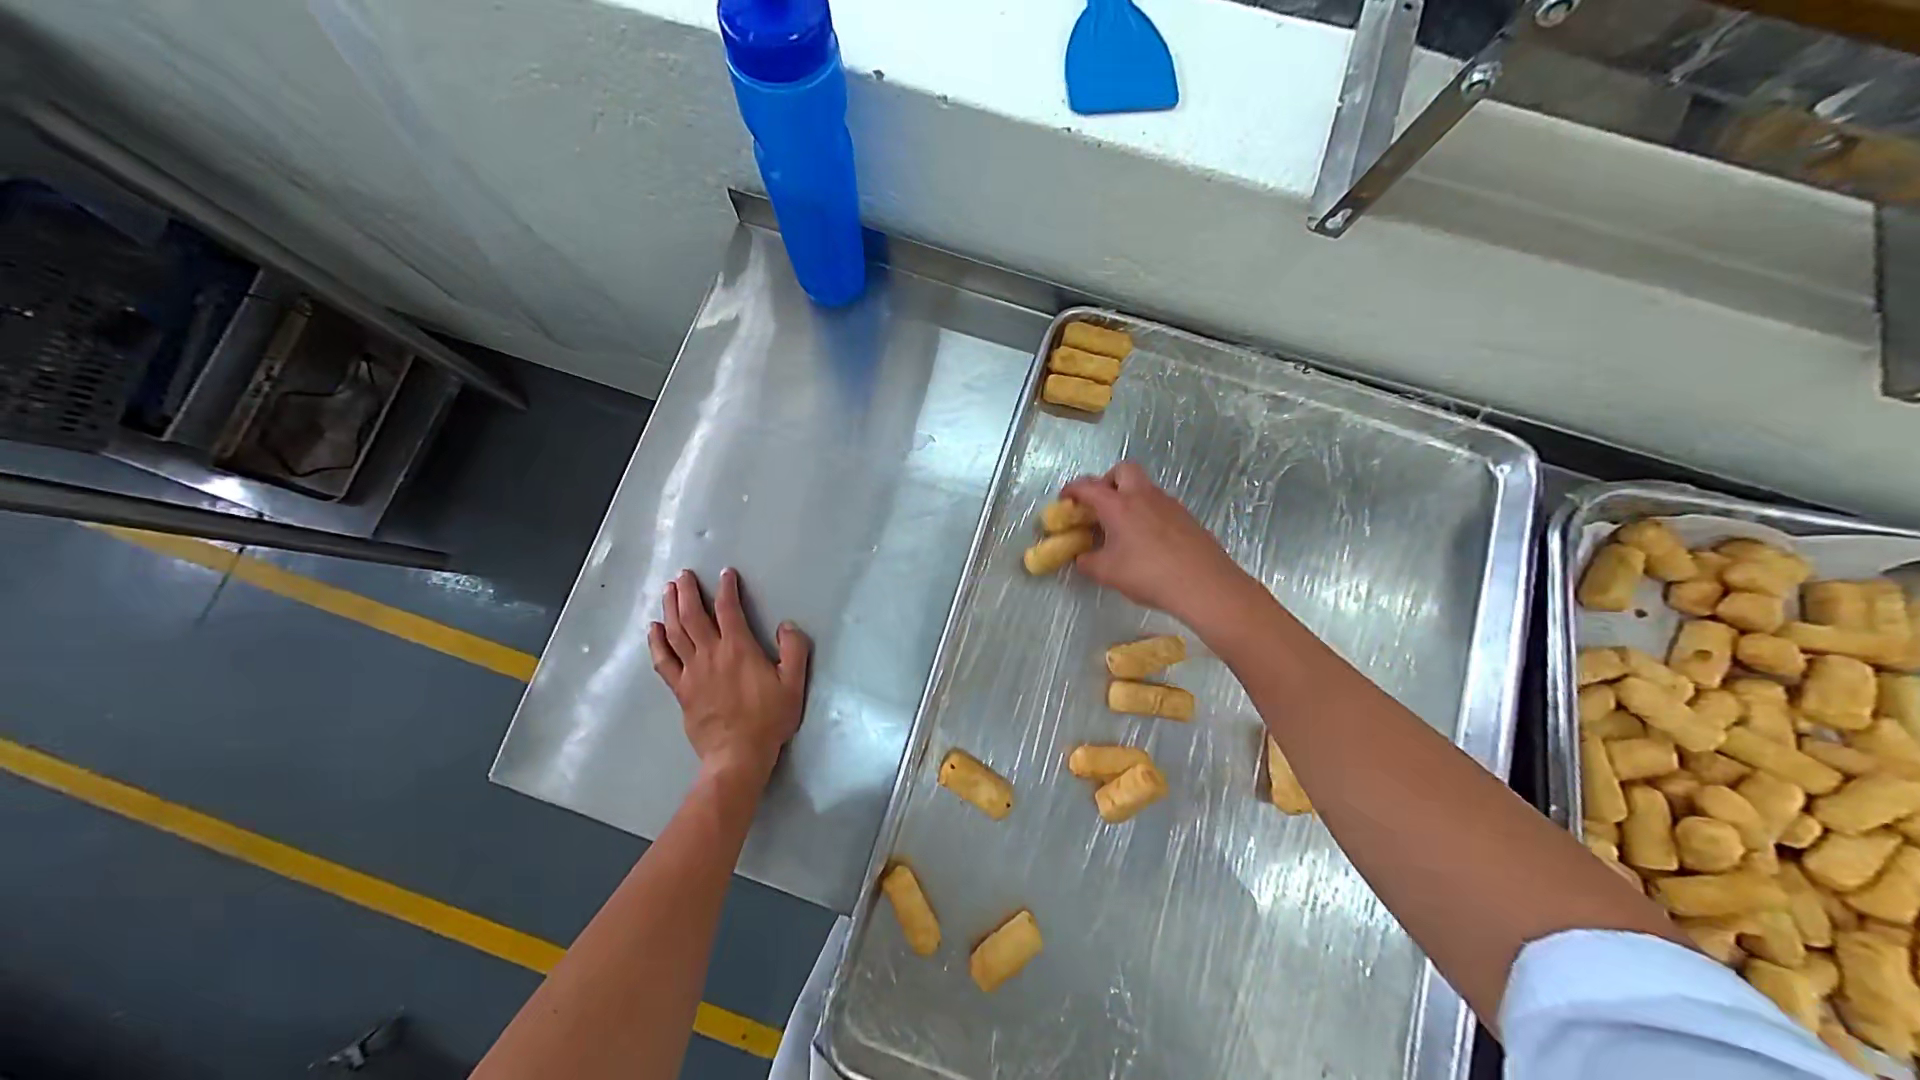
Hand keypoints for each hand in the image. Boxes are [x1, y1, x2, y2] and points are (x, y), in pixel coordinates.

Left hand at [649, 568, 810, 783]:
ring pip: (675, 632)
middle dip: (688, 591)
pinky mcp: (680, 689)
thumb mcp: (794, 683)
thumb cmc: (769, 718)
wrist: (737, 754)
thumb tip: (786, 626)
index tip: (726, 573)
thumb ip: (793, 650)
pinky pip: (663, 661)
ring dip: (670, 608)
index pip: (729, 609)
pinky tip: (653, 629)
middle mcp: (710, 653)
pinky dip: (656, 642)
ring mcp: (691, 671)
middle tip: (684, 574)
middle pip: (693, 615)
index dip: (727, 588)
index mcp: (738, 648)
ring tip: (668, 590)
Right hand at [1061, 463, 1259, 625]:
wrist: (1204, 584)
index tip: (1065, 500)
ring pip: (1144, 487)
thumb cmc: (1148, 574)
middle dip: (1107, 481)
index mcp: (1118, 505)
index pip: (1088, 486)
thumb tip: (1082, 557)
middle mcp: (1143, 496)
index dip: (1072, 490)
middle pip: (1122, 470)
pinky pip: (1159, 505)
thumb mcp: (1107, 573)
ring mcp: (1168, 504)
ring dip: (1129, 498)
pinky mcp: (1186, 517)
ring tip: (1123, 528)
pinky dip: (1147, 513)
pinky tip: (1147, 541)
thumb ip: (1087, 561)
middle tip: (1100, 506)